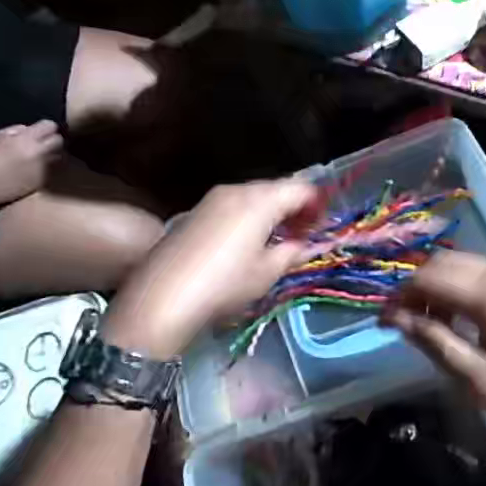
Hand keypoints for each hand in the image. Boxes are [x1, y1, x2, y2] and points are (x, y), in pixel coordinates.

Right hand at [0, 120, 63, 207]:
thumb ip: (17, 131)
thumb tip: (31, 130)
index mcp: (26, 140)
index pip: (50, 126)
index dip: (46, 126)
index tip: (40, 129)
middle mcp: (38, 154)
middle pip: (59, 141)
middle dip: (52, 139)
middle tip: (42, 142)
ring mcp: (41, 170)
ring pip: (58, 157)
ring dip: (51, 154)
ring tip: (39, 155)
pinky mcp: (39, 183)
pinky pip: (50, 171)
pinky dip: (45, 167)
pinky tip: (33, 169)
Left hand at [103, 178, 319, 357]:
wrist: (163, 297)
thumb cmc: (224, 284)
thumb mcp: (267, 272)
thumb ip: (294, 252)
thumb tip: (311, 244)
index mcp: (260, 200)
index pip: (301, 188)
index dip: (317, 205)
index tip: (322, 228)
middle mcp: (236, 190)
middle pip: (276, 188)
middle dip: (293, 208)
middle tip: (302, 235)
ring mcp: (212, 199)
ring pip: (252, 195)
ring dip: (270, 212)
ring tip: (275, 241)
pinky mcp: (195, 212)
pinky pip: (232, 205)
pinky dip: (247, 217)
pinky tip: (246, 243)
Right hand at [382, 252, 485, 450]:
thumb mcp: (481, 380)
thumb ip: (436, 343)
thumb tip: (400, 320)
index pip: (428, 277)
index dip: (399, 297)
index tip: (380, 323)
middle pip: (445, 263)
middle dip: (417, 288)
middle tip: (402, 324)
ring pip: (466, 267)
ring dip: (440, 289)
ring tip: (430, 328)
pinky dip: (463, 292)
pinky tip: (464, 324)